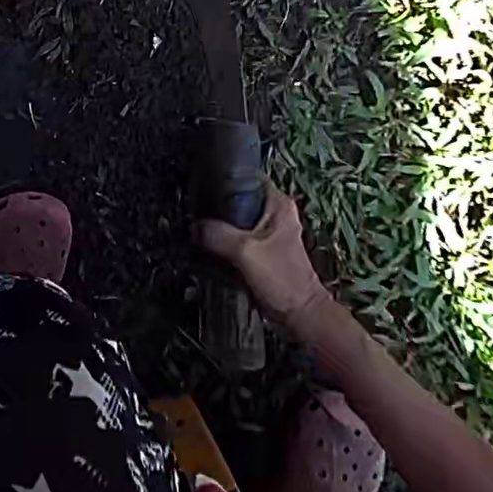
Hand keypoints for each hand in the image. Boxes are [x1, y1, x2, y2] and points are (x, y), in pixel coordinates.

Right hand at [195, 180, 329, 325]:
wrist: (299, 315)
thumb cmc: (282, 279)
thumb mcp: (244, 251)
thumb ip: (216, 234)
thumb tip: (193, 227)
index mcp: (278, 204)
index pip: (247, 176)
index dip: (223, 178)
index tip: (200, 184)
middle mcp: (274, 213)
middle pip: (236, 196)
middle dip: (215, 203)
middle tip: (194, 209)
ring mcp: (267, 231)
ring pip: (233, 217)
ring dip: (216, 223)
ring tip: (197, 226)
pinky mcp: (259, 248)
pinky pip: (233, 234)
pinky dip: (221, 238)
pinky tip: (207, 244)